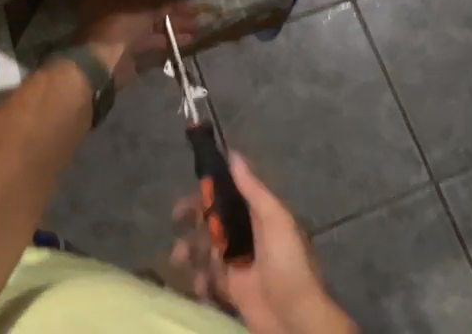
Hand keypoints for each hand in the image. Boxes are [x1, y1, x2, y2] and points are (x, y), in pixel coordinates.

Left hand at [75, 0, 194, 89]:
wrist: (101, 59)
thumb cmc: (120, 21)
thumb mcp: (146, 6)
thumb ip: (164, 2)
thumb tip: (180, 1)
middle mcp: (111, 3)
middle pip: (143, 1)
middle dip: (168, 5)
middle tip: (192, 8)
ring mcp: (117, 27)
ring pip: (147, 21)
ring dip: (171, 23)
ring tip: (196, 25)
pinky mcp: (124, 47)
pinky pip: (148, 39)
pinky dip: (165, 38)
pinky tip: (187, 40)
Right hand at [171, 155, 355, 333]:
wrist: (295, 317)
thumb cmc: (287, 262)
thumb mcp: (275, 219)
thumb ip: (253, 189)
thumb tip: (233, 154)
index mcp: (257, 217)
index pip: (227, 198)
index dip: (207, 194)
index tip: (189, 193)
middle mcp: (246, 237)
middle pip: (212, 221)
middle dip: (193, 219)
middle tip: (176, 220)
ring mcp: (237, 264)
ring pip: (205, 249)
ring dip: (190, 249)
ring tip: (179, 257)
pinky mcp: (231, 290)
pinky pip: (208, 280)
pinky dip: (200, 280)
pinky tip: (201, 284)